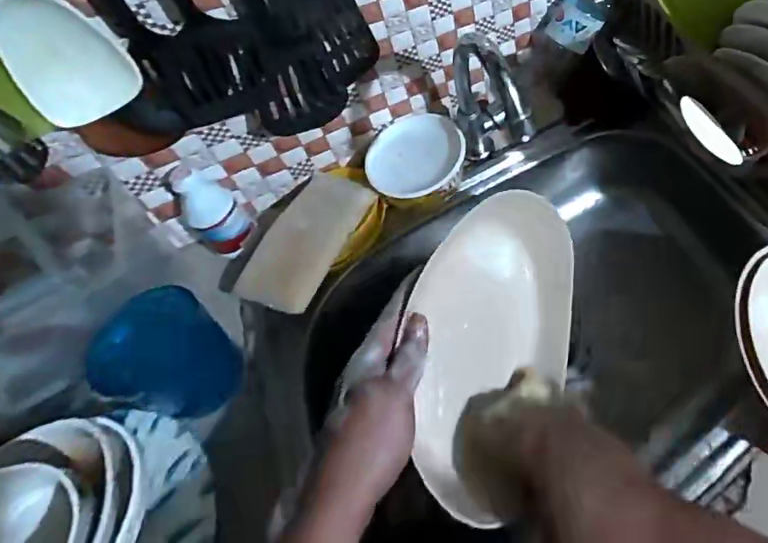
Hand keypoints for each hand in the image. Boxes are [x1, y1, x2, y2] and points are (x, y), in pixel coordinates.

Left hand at [323, 310, 429, 501]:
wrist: (339, 492)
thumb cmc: (371, 437)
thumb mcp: (396, 394)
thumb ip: (406, 359)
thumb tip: (416, 319)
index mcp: (364, 360)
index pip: (386, 318)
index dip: (402, 297)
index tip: (417, 275)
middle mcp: (356, 373)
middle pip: (382, 340)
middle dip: (402, 323)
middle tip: (428, 306)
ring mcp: (355, 398)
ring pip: (381, 363)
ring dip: (401, 350)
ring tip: (425, 340)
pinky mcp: (360, 422)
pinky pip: (383, 384)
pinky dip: (399, 375)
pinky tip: (412, 383)